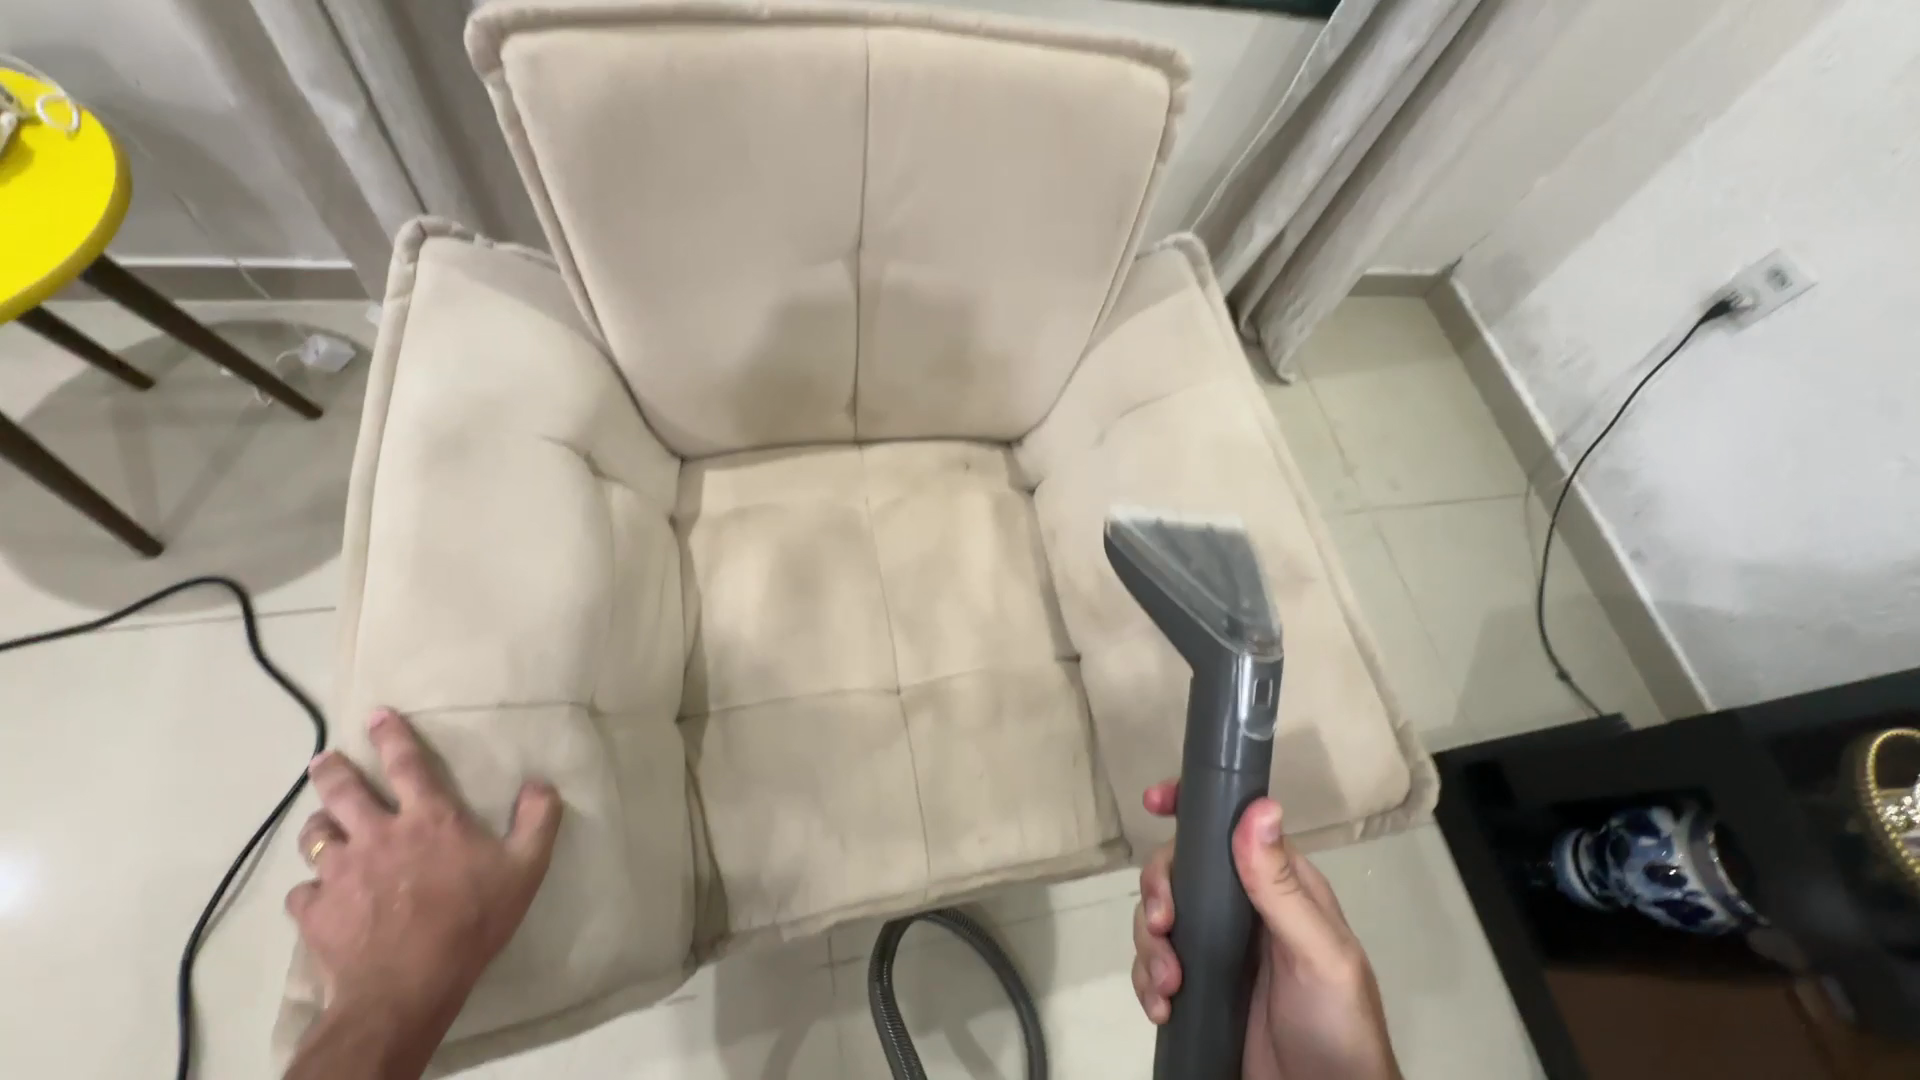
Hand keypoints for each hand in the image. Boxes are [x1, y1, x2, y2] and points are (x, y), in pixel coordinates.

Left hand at [284, 708, 561, 1077]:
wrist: (408, 987)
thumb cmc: (472, 919)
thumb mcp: (526, 867)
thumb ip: (538, 820)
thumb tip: (541, 783)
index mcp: (429, 820)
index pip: (407, 765)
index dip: (392, 736)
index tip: (376, 714)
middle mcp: (378, 835)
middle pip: (344, 791)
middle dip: (333, 770)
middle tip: (324, 759)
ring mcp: (340, 874)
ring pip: (316, 837)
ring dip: (319, 826)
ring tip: (322, 824)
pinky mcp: (315, 912)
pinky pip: (303, 892)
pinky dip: (310, 889)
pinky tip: (319, 896)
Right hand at [1131, 781, 1399, 1079]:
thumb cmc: (1337, 1025)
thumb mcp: (1318, 954)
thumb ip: (1282, 885)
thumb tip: (1261, 806)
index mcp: (1277, 884)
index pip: (1229, 826)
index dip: (1190, 806)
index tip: (1154, 802)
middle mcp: (1241, 907)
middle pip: (1179, 870)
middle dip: (1158, 891)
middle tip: (1162, 924)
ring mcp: (1215, 948)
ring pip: (1158, 917)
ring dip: (1150, 946)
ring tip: (1167, 986)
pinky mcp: (1196, 987)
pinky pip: (1152, 965)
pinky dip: (1146, 981)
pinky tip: (1161, 1007)